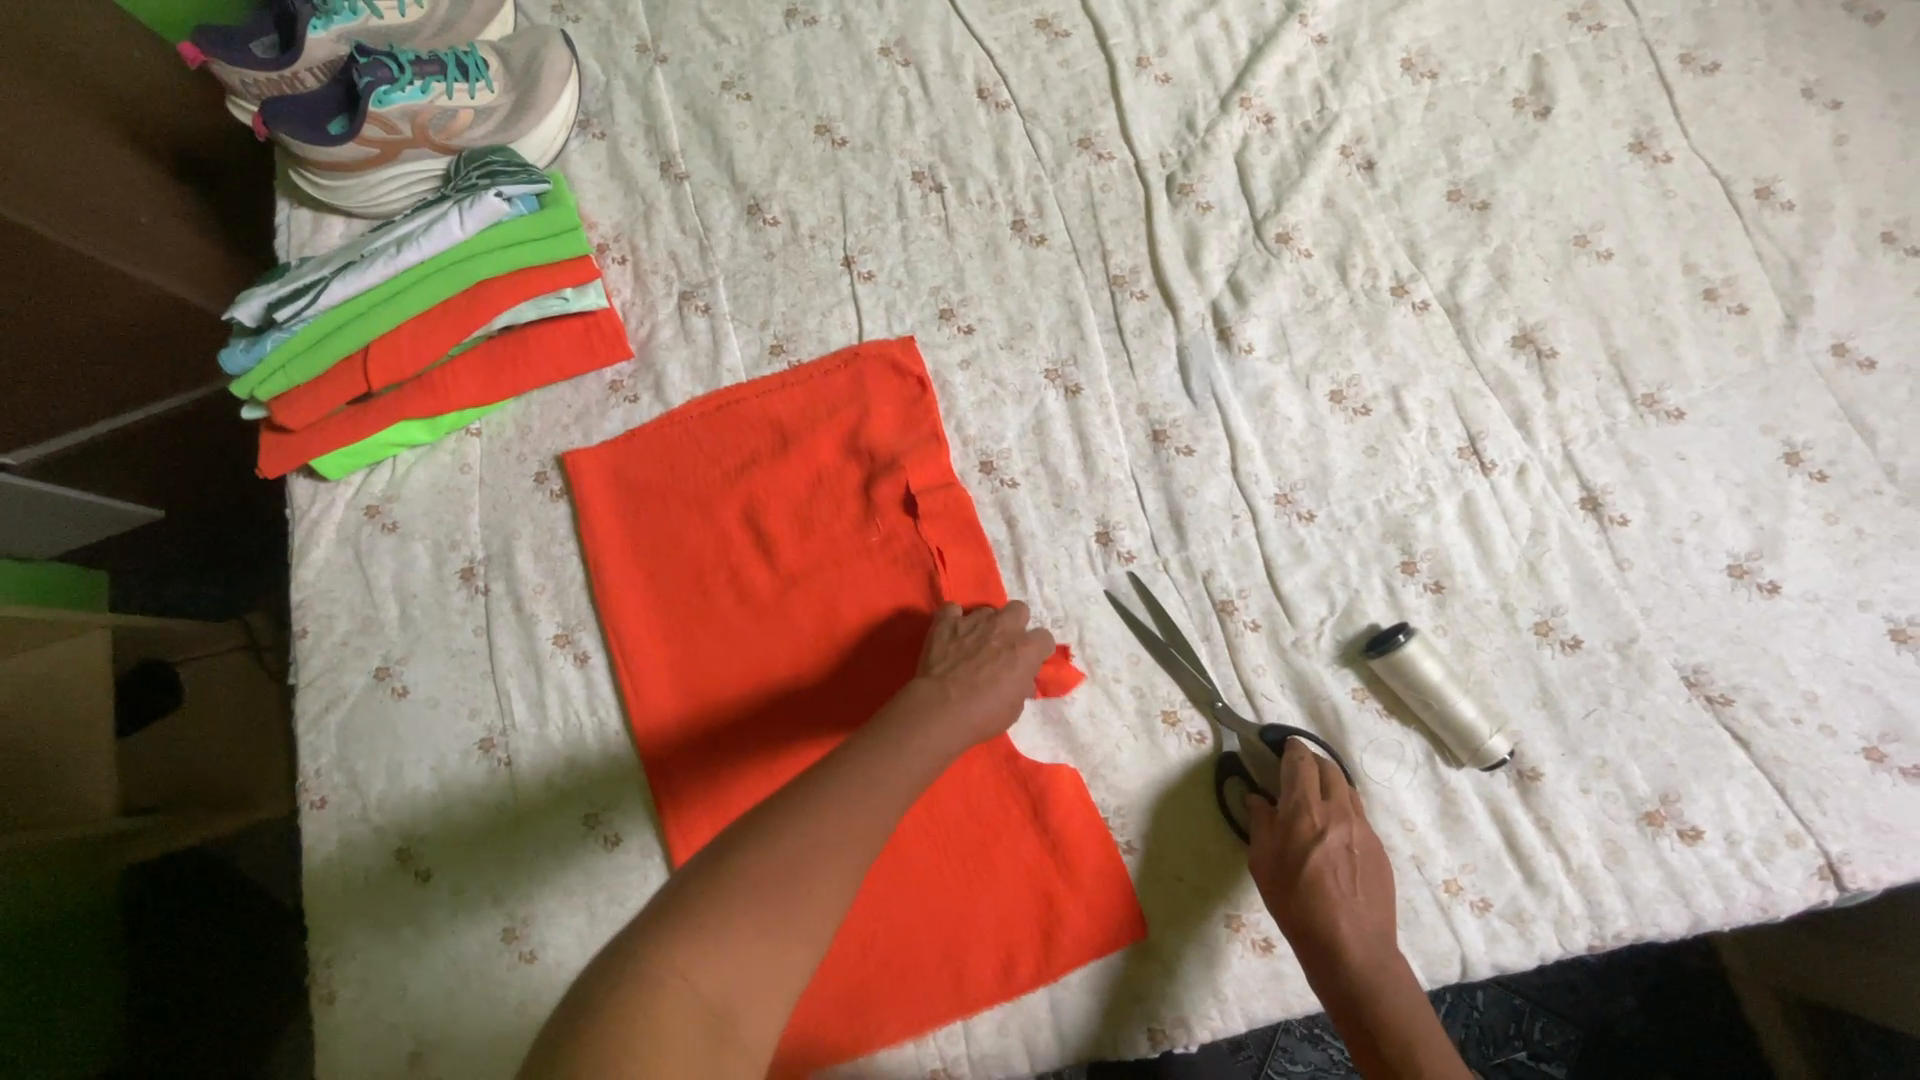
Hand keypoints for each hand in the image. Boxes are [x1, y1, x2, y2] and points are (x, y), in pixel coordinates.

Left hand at [907, 601, 1055, 746]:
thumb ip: (1021, 686)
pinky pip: (952, 610)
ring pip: (986, 611)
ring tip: (972, 644)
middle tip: (1004, 644)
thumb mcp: (1014, 708)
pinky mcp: (946, 622)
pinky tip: (950, 634)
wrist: (941, 709)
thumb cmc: (983, 714)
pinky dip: (952, 620)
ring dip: (983, 626)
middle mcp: (1003, 627)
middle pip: (1019, 609)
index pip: (1045, 638)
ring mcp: (973, 621)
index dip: (1037, 650)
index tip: (1029, 662)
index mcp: (1025, 649)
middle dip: (1015, 624)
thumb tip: (1022, 681)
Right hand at [1246, 738, 1400, 985]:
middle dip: (1312, 760)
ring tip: (1315, 795)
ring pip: (1348, 789)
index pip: (1300, 761)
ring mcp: (1363, 828)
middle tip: (1296, 767)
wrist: (1350, 947)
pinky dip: (1343, 809)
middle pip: (1329, 767)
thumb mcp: (1262, 863)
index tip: (1282, 745)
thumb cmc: (1295, 904)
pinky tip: (1332, 832)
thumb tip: (1258, 798)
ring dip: (1330, 782)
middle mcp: (1337, 810)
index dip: (1291, 748)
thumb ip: (1260, 823)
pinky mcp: (1379, 848)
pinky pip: (1359, 815)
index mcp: (1304, 810)